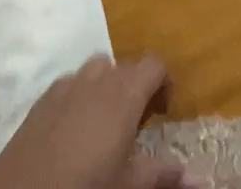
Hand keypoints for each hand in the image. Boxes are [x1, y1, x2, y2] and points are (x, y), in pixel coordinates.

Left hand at [0, 54, 195, 188]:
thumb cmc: (85, 185)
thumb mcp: (129, 185)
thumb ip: (162, 175)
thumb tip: (196, 178)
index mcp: (124, 95)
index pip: (153, 64)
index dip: (164, 81)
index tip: (164, 111)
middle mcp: (97, 79)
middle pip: (126, 65)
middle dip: (138, 86)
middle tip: (141, 121)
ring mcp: (68, 84)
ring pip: (98, 68)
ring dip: (109, 85)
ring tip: (110, 119)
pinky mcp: (44, 95)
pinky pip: (72, 81)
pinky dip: (83, 92)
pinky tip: (78, 124)